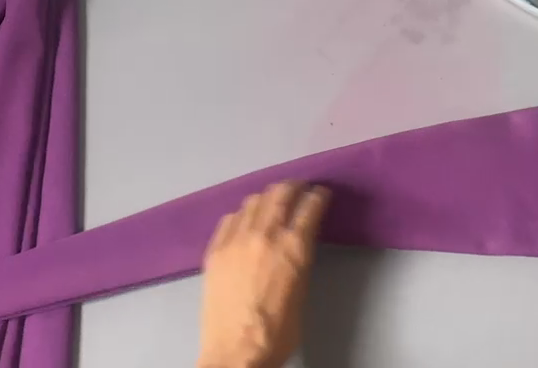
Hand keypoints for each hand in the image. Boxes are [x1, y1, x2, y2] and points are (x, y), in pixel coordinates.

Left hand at [196, 181, 330, 367]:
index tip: (322, 193)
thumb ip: (300, 256)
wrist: (234, 358)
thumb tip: (299, 238)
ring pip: (254, 200)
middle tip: (299, 189)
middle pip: (281, 193)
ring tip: (272, 203)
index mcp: (293, 246)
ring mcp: (237, 239)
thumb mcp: (302, 290)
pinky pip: (230, 217)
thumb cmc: (277, 333)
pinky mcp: (216, 250)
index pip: (311, 205)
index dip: (319, 195)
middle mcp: (266, 234)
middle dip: (294, 186)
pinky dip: (243, 214)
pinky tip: (246, 221)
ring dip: (268, 197)